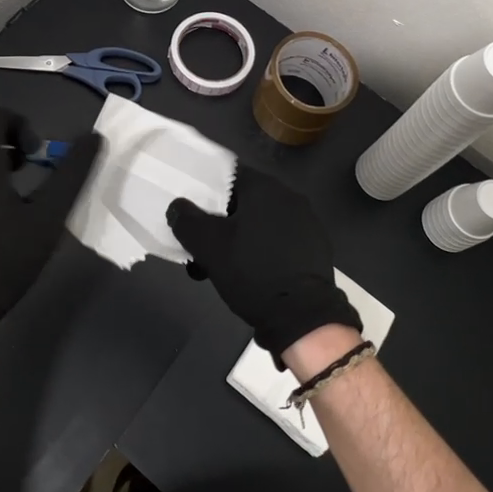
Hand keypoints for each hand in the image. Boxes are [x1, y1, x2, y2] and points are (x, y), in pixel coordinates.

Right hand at [167, 165, 360, 362]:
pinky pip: (279, 240)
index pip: (227, 176)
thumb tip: (178, 206)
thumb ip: (187, 221)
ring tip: (222, 268)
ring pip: (260, 223)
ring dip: (239, 239)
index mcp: (265, 187)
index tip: (191, 214)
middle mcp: (289, 197)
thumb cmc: (252, 271)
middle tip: (203, 248)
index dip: (204, 193)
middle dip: (220, 222)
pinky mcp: (314, 247)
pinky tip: (251, 275)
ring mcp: (306, 222)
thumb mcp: (209, 246)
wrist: (302, 316)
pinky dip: (261, 250)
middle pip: (243, 201)